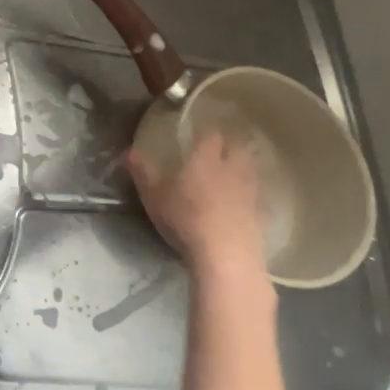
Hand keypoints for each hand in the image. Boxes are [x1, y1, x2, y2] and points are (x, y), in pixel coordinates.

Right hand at [127, 130, 267, 279]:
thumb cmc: (185, 218)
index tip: (200, 133)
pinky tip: (244, 203)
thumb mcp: (153, 196)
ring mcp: (250, 193)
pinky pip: (258, 196)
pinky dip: (252, 195)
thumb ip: (141, 172)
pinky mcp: (261, 215)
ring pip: (252, 171)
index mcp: (205, 160)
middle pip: (239, 149)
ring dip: (244, 167)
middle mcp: (232, 170)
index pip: (211, 136)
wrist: (226, 256)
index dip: (207, 132)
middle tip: (219, 149)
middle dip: (231, 145)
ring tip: (233, 172)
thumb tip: (128, 150)